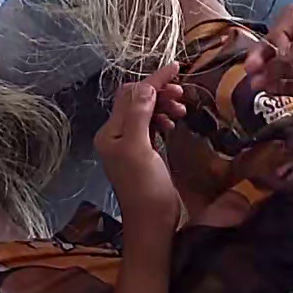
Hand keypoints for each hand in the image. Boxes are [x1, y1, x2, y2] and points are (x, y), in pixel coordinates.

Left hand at [95, 63, 186, 231]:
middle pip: (136, 100)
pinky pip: (151, 124)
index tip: (176, 69)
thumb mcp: (140, 149)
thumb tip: (146, 87)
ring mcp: (129, 144)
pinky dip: (162, 118)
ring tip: (181, 109)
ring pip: (145, 111)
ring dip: (162, 104)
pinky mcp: (142, 152)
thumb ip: (139, 115)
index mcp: (110, 132)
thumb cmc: (145, 188)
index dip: (153, 81)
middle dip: (158, 92)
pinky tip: (173, 122)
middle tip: (182, 94)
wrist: (152, 223)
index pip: (130, 95)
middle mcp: (116, 135)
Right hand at [244, 4, 292, 155]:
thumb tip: (282, 48)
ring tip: (253, 83)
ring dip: (264, 70)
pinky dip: (271, 86)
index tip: (279, 52)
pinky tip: (261, 91)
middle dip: (265, 51)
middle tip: (250, 67)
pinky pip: (285, 84)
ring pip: (280, 63)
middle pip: (283, 40)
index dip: (280, 31)